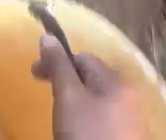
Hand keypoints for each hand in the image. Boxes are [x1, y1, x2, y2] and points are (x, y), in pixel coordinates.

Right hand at [31, 36, 145, 139]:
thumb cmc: (86, 134)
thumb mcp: (67, 96)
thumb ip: (58, 64)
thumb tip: (48, 36)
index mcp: (116, 81)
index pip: (82, 57)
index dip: (57, 61)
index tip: (36, 75)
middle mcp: (128, 97)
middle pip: (90, 76)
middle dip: (66, 81)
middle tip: (48, 95)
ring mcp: (130, 120)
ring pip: (95, 98)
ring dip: (75, 100)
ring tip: (62, 117)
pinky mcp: (127, 139)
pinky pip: (103, 117)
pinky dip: (87, 117)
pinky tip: (79, 132)